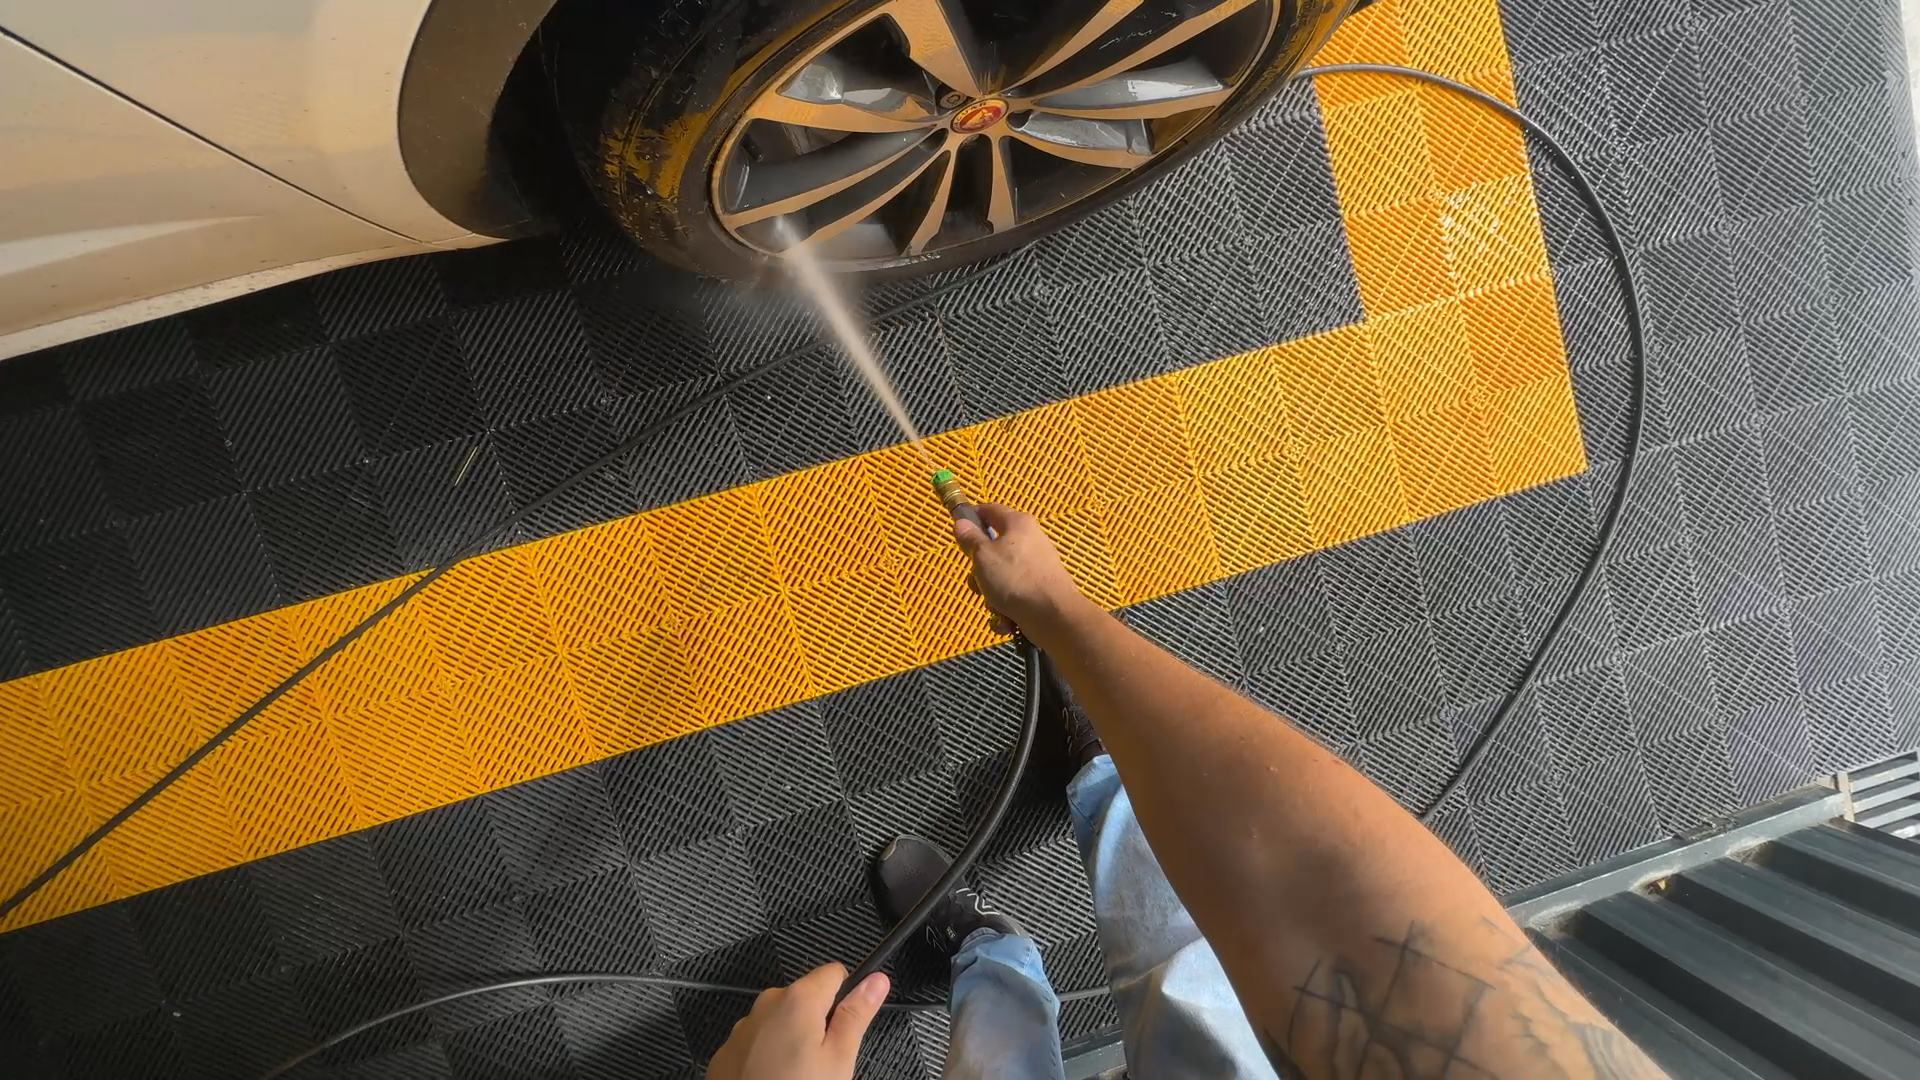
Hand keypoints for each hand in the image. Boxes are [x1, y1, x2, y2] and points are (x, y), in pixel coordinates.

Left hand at [706, 964, 888, 1079]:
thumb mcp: (839, 1060)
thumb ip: (857, 1014)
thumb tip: (877, 979)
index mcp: (799, 998)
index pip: (834, 973)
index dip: (845, 999)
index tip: (843, 1031)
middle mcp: (767, 1002)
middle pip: (805, 999)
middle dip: (816, 1023)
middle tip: (820, 1064)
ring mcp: (742, 1028)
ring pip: (779, 1022)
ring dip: (789, 1039)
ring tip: (795, 1077)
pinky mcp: (723, 1055)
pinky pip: (754, 1044)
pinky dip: (764, 1057)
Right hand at [953, 503, 1090, 642]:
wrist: (1053, 616)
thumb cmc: (1014, 578)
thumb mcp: (983, 556)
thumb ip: (970, 539)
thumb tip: (961, 523)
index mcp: (1018, 524)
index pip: (990, 510)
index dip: (972, 517)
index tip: (958, 529)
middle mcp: (1029, 541)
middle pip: (993, 549)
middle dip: (980, 571)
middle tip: (978, 580)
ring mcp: (1036, 567)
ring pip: (1001, 576)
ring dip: (992, 595)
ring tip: (995, 606)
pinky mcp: (1039, 590)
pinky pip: (1013, 595)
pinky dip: (1006, 609)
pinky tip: (1007, 620)